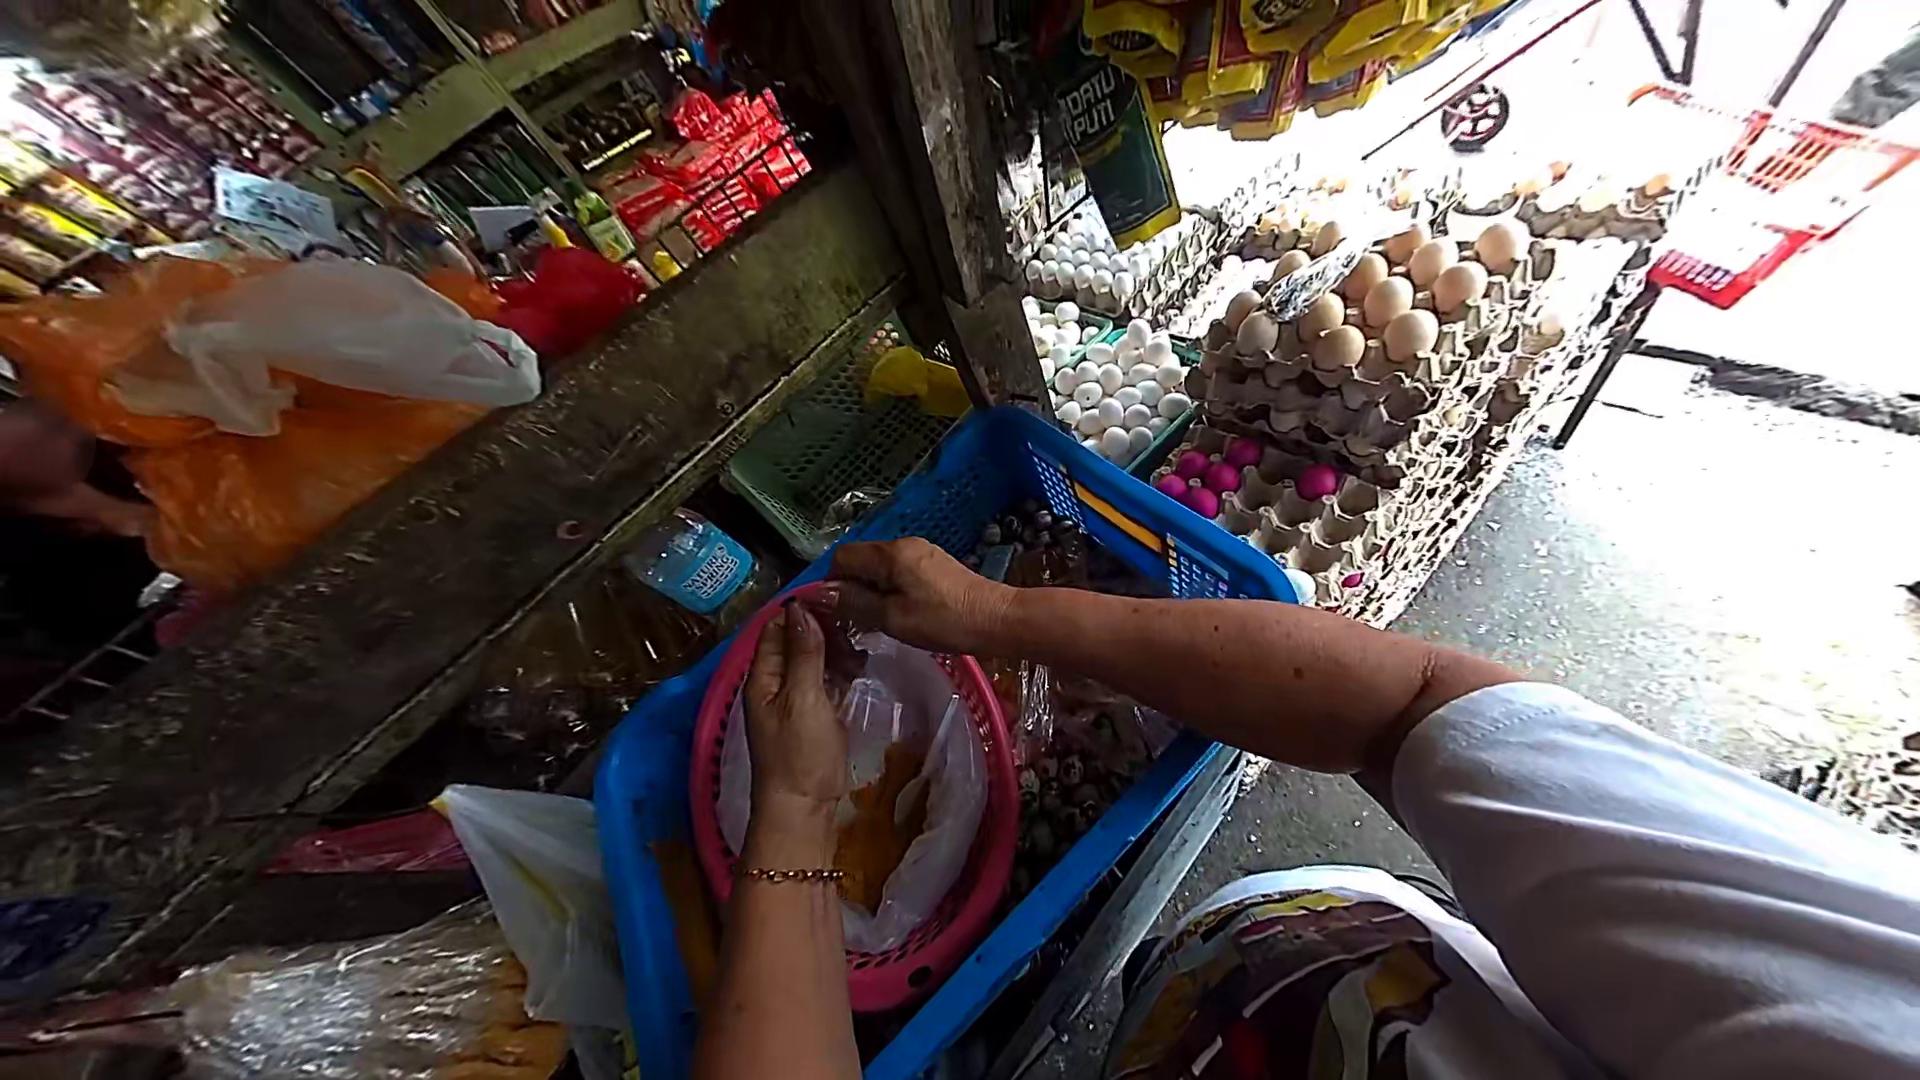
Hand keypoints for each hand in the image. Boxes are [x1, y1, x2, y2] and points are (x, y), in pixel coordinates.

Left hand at [743, 601, 847, 830]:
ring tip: (862, 638)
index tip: (834, 596)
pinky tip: (860, 663)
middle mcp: (777, 683)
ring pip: (815, 659)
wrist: (805, 807)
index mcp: (764, 677)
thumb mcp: (802, 698)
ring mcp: (797, 698)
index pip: (776, 629)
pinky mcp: (817, 712)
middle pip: (797, 641)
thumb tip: (801, 608)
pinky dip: (841, 669)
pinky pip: (827, 679)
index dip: (800, 610)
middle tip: (855, 619)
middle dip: (823, 628)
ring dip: (835, 647)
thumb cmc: (799, 752)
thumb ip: (804, 653)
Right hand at [826, 538, 1013, 655]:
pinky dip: (888, 590)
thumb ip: (854, 603)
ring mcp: (921, 552)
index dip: (830, 582)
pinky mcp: (933, 565)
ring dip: (869, 591)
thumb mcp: (893, 618)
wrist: (997, 620)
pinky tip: (896, 614)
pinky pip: (897, 572)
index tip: (832, 612)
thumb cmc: (944, 621)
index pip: (842, 556)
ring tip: (873, 621)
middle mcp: (904, 544)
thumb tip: (818, 593)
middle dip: (850, 588)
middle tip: (851, 622)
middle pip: (860, 560)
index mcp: (891, 553)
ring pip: (879, 567)